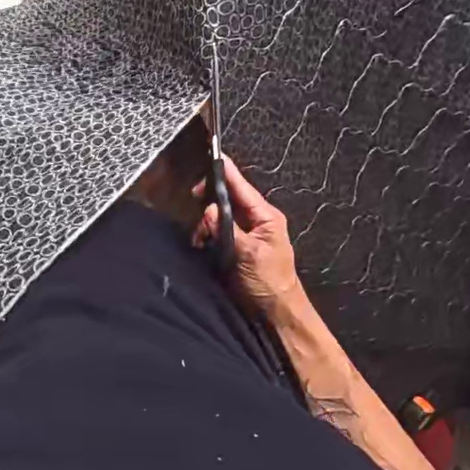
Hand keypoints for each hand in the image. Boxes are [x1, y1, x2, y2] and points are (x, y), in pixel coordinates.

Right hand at [194, 155, 308, 320]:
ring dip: (205, 224)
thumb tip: (209, 211)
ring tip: (200, 238)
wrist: (275, 313)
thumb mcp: (249, 253)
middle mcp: (254, 221)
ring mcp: (244, 235)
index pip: (242, 186)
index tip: (212, 156)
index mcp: (265, 216)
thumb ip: (228, 229)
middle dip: (209, 201)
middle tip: (194, 201)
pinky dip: (205, 236)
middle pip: (227, 199)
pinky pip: (215, 233)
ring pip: (218, 216)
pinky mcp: (234, 249)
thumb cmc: (270, 283)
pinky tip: (201, 245)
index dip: (226, 172)